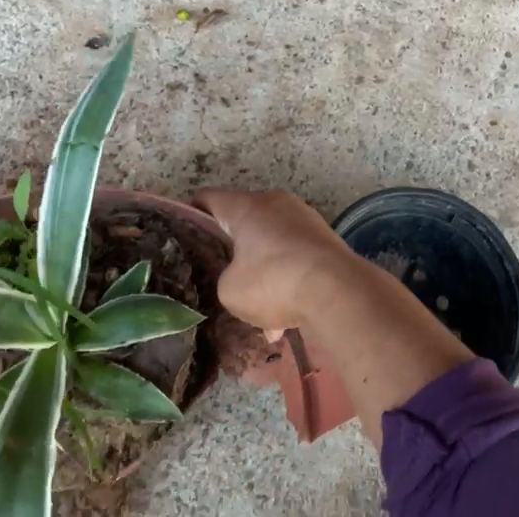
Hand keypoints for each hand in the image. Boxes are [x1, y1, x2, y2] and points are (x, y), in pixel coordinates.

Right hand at [193, 189, 360, 337]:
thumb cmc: (273, 281)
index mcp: (246, 206)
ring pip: (272, 242)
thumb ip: (225, 277)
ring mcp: (304, 218)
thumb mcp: (230, 289)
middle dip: (232, 246)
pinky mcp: (325, 239)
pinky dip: (287, 280)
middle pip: (244, 220)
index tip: (182, 229)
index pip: (209, 198)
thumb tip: (242, 277)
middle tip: (219, 271)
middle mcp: (276, 203)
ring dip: (263, 270)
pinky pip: (295, 257)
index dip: (192, 211)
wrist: (336, 289)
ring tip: (257, 310)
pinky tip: (284, 320)